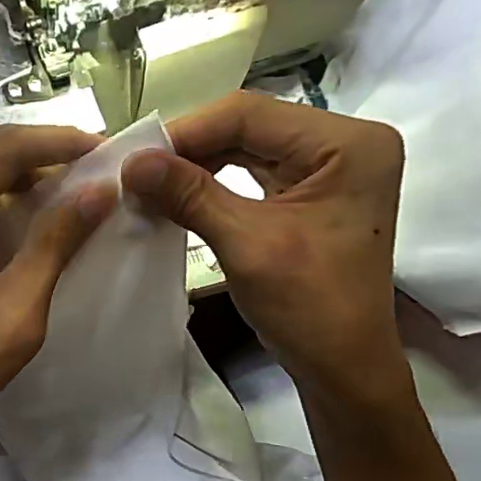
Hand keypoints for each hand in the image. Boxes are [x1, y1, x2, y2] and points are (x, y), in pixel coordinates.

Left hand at [0, 125, 115, 478]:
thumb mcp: (17, 309)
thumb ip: (55, 243)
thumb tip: (98, 190)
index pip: (1, 151)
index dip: (56, 141)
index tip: (103, 148)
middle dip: (42, 163)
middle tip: (95, 176)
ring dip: (20, 190)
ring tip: (72, 199)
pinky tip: (28, 228)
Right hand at [122, 91, 406, 395]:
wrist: (342, 366)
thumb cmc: (310, 308)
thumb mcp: (246, 245)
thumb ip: (190, 195)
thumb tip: (132, 162)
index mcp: (347, 143)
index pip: (251, 114)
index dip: (188, 132)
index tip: (136, 156)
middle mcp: (345, 143)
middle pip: (250, 127)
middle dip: (191, 150)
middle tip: (138, 170)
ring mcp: (330, 168)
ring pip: (248, 148)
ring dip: (198, 166)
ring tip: (151, 182)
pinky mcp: (313, 192)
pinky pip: (254, 173)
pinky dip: (214, 183)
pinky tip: (178, 193)